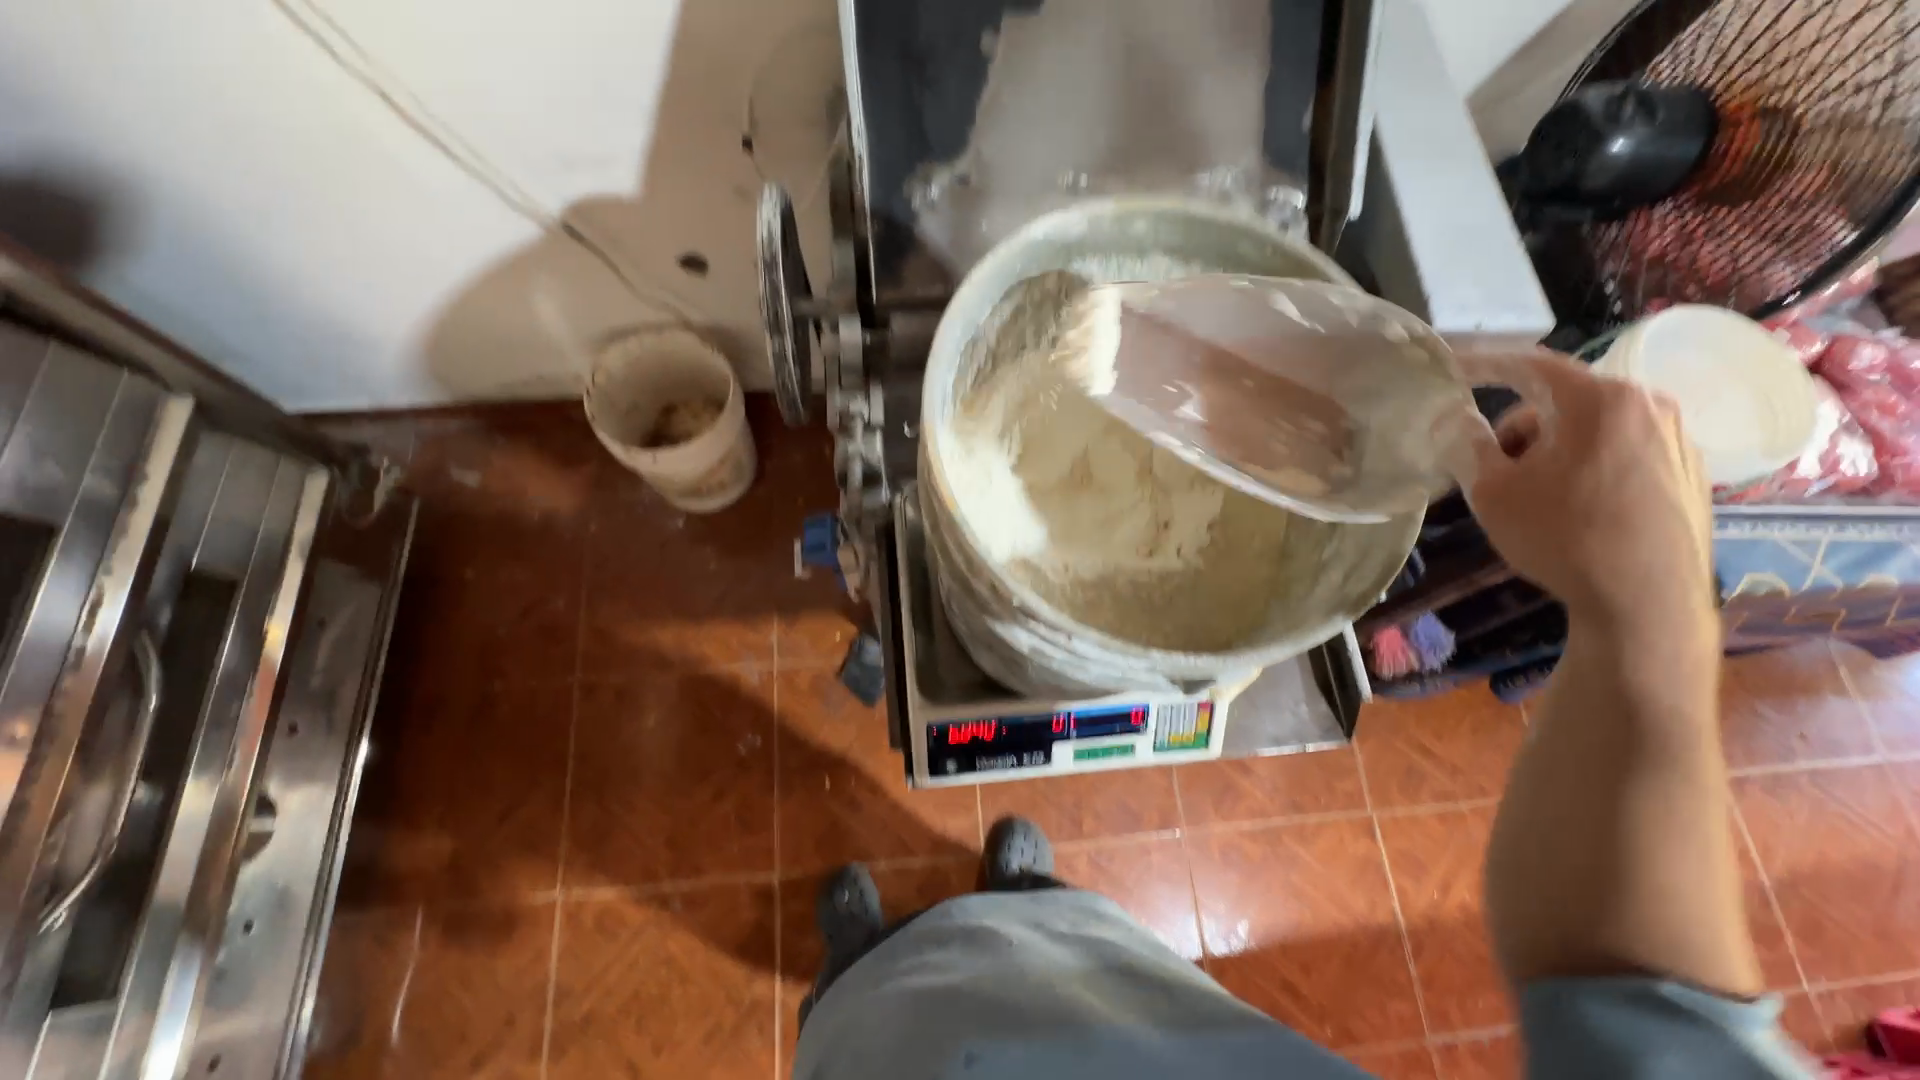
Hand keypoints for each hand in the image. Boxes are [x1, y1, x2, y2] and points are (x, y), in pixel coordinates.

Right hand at [1445, 352, 1715, 638]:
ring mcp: (1677, 439)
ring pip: (1594, 427)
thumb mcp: (1492, 491)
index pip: (1529, 365)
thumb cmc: (1561, 536)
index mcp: (1598, 400)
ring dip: (1554, 449)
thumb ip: (1468, 445)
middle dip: (1520, 427)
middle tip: (1492, 470)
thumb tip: (1454, 418)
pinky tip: (1577, 511)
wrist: (1646, 601)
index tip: (1451, 369)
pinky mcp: (1691, 473)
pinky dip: (1590, 466)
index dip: (1483, 364)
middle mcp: (1647, 405)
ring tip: (1536, 497)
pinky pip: (1624, 452)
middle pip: (1562, 400)